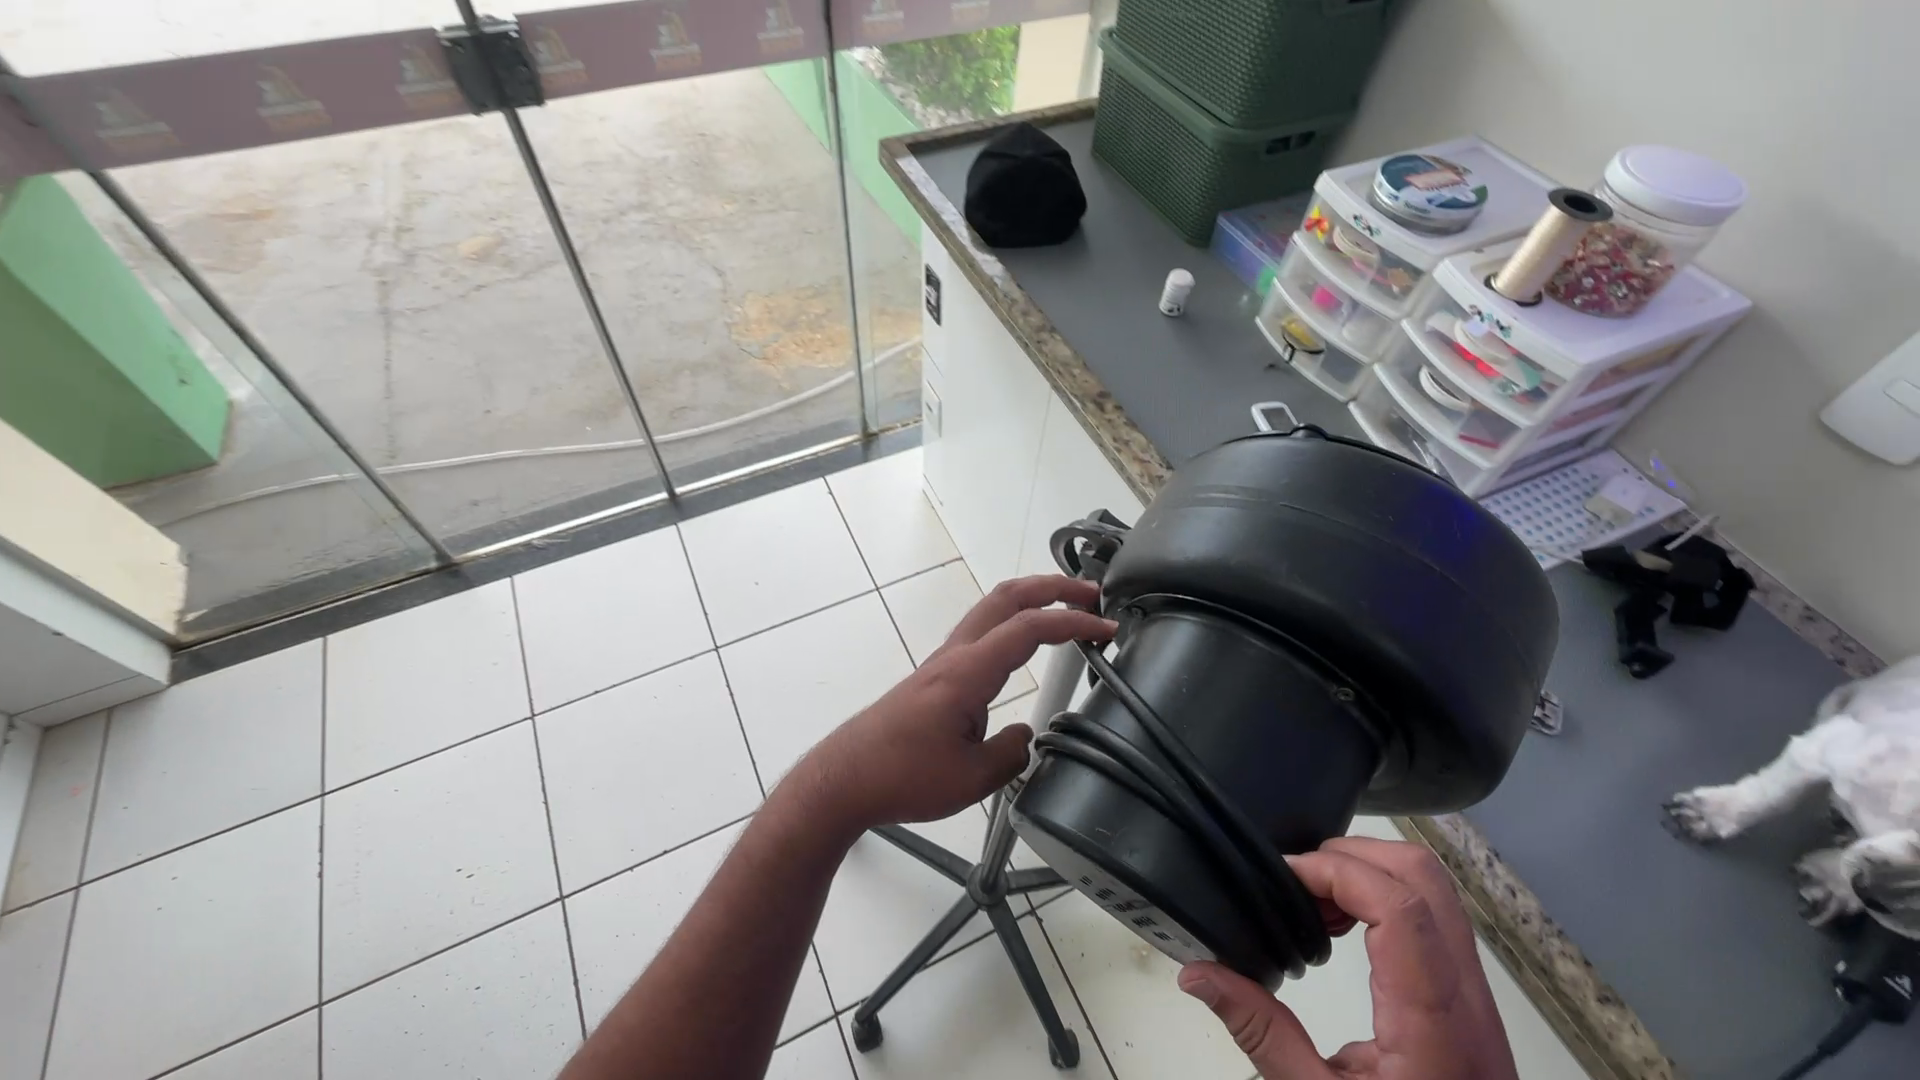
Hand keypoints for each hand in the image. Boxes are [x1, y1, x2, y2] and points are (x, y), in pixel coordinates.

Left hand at [791, 575, 1114, 833]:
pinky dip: (1012, 622)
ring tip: (1066, 610)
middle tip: (1092, 593)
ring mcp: (942, 662)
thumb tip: (1026, 735)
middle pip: (1006, 597)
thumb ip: (1011, 753)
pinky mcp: (935, 676)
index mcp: (967, 672)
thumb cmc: (902, 777)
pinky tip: (1024, 646)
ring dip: (1031, 600)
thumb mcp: (971, 777)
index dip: (1073, 621)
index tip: (1107, 627)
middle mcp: (954, 656)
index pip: (1029, 628)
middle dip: (1052, 586)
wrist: (844, 779)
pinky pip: (980, 632)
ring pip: (990, 610)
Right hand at [1178, 837, 1518, 1079]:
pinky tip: (1338, 925)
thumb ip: (1262, 1034)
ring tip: (1311, 899)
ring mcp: (1475, 995)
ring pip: (1434, 887)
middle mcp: (1466, 998)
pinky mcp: (1469, 998)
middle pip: (1424, 877)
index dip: (1337, 871)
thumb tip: (1197, 974)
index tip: (1284, 875)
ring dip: (1368, 870)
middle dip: (1352, 855)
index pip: (1400, 907)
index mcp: (1432, 1025)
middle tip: (1295, 878)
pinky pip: (1433, 913)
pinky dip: (1383, 894)